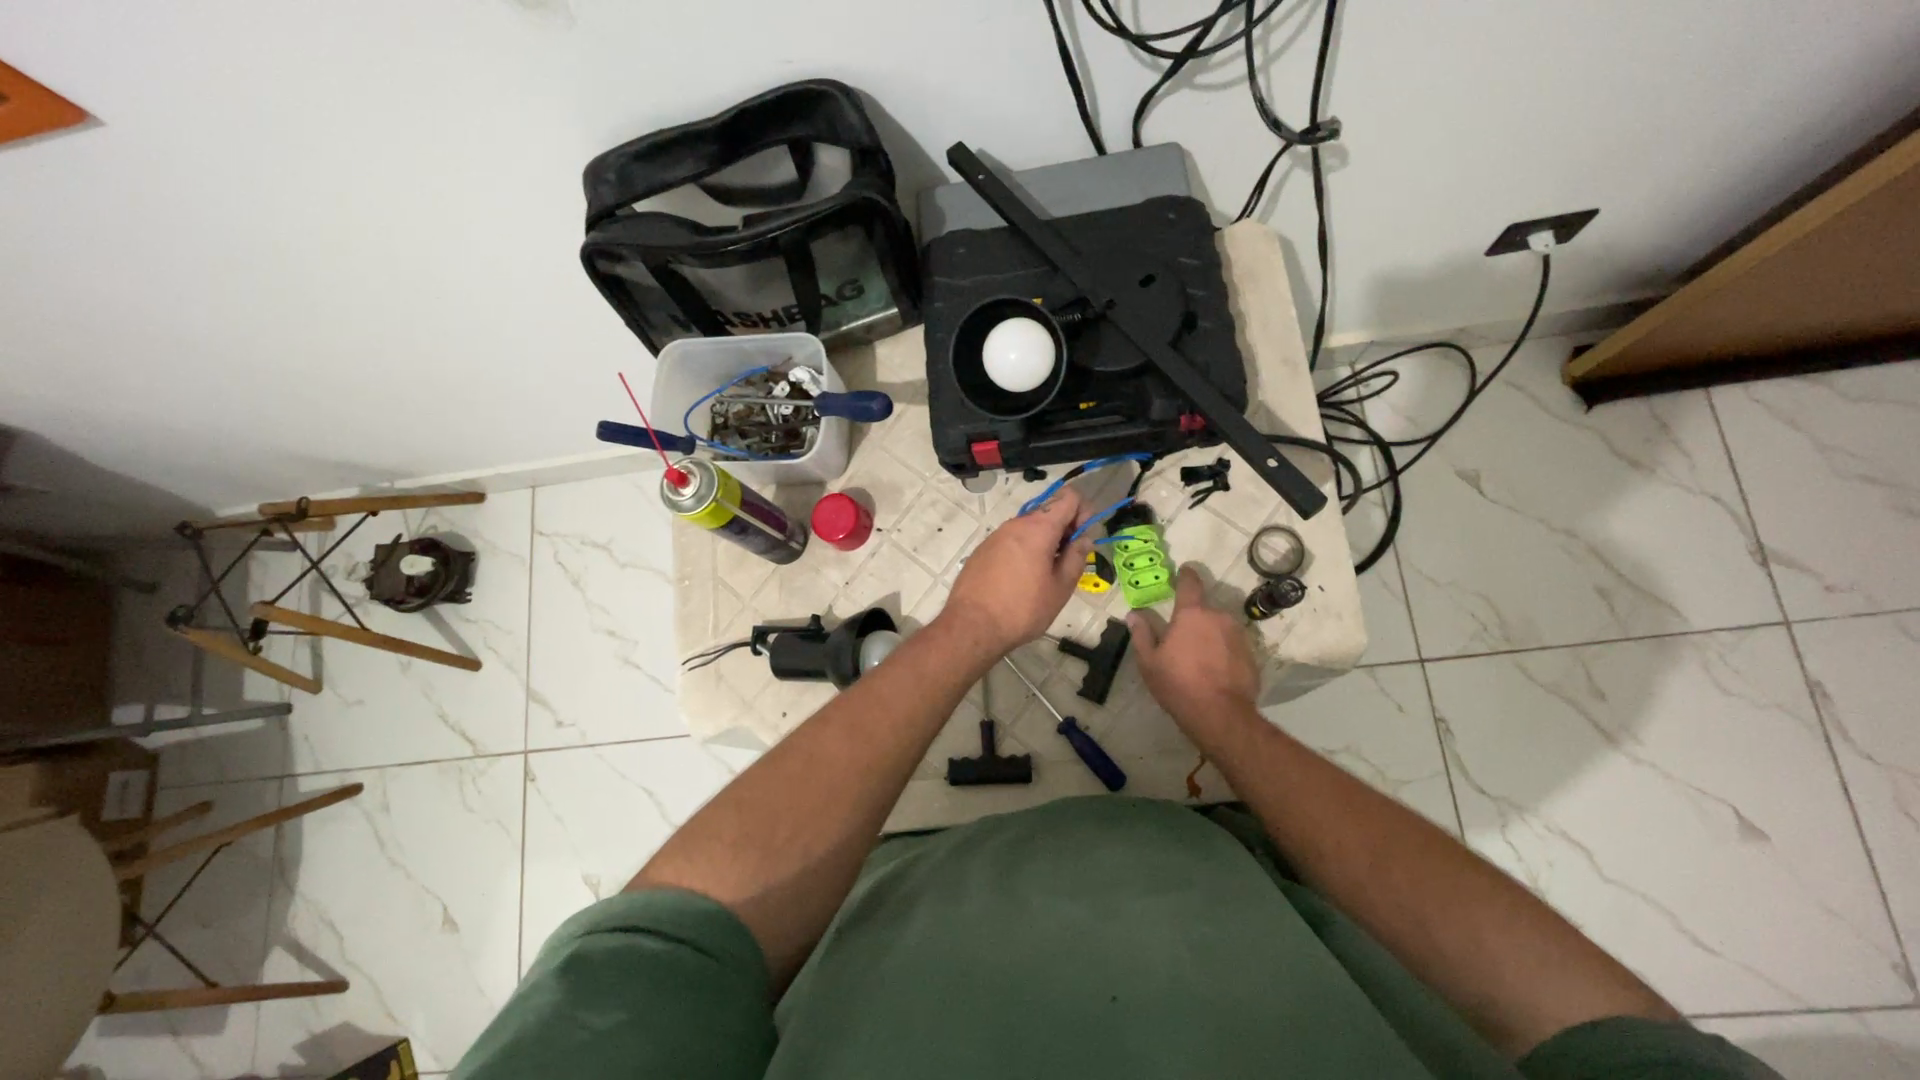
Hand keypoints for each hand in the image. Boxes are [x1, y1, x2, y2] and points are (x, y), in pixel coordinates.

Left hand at [936, 488, 1093, 658]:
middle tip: (1067, 562)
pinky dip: (1024, 550)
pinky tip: (1021, 579)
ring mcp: (995, 536)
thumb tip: (1084, 538)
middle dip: (1064, 530)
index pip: (1069, 497)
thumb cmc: (1023, 609)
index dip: (1083, 513)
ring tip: (1045, 575)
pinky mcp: (982, 550)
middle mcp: (1015, 524)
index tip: (1082, 539)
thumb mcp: (1060, 587)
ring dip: (1044, 542)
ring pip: (1028, 528)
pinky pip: (1011, 541)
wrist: (971, 626)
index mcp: (1038, 528)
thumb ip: (1076, 557)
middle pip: (1048, 512)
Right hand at [1127, 566, 1260, 730]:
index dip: (1186, 575)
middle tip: (1182, 639)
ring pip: (1220, 627)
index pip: (1190, 583)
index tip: (1184, 571)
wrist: (1220, 714)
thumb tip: (1134, 614)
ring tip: (1199, 658)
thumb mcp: (1149, 662)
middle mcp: (1219, 617)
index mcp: (1192, 614)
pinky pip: (1232, 646)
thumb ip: (1142, 634)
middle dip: (1195, 619)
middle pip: (1205, 610)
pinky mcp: (1251, 654)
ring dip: (1210, 636)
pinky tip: (1215, 671)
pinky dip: (1224, 652)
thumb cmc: (1178, 684)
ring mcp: (1238, 635)